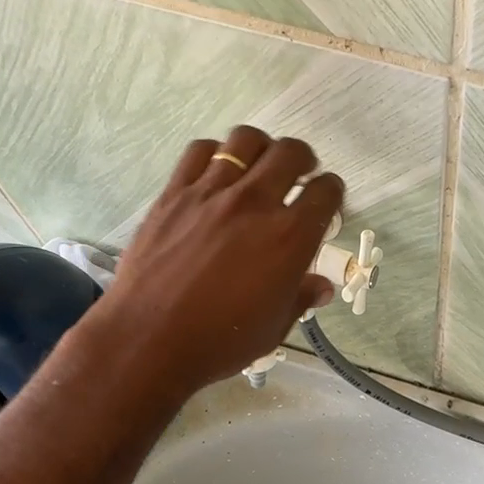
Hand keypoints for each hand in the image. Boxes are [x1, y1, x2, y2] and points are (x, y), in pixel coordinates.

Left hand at [87, 124, 342, 397]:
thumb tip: (320, 286)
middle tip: (300, 175)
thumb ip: (300, 298)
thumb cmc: (221, 342)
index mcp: (289, 238)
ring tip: (259, 165)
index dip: (332, 194)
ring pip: (246, 140)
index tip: (327, 204)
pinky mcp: (175, 193)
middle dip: (304, 160)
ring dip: (261, 148)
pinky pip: (200, 152)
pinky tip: (216, 172)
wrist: (151, 338)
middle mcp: (255, 203)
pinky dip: (215, 154)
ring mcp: (212, 192)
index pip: (325, 193)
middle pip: (290, 153)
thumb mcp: (273, 328)